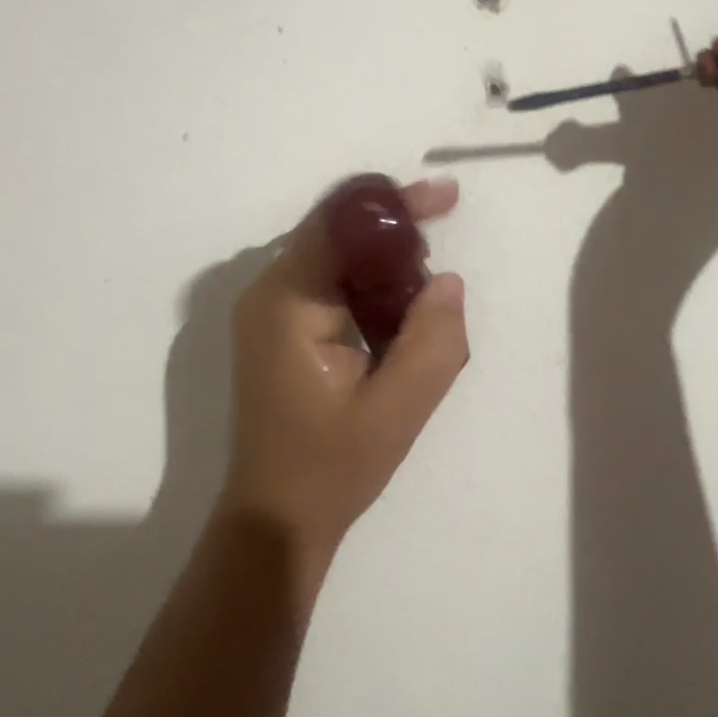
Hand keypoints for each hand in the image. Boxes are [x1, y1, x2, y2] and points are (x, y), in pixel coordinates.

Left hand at [223, 178, 469, 560]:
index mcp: (287, 301)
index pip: (339, 223)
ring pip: (333, 258)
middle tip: (446, 233)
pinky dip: (367, 285)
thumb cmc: (331, 467)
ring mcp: (268, 313)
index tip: (446, 198)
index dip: (395, 203)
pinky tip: (400, 309)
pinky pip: (327, 286)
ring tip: (428, 281)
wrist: (276, 518)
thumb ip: (432, 342)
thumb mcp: (396, 410)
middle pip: (333, 232)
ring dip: (382, 258)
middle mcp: (269, 294)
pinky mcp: (278, 332)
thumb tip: (449, 281)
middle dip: (393, 229)